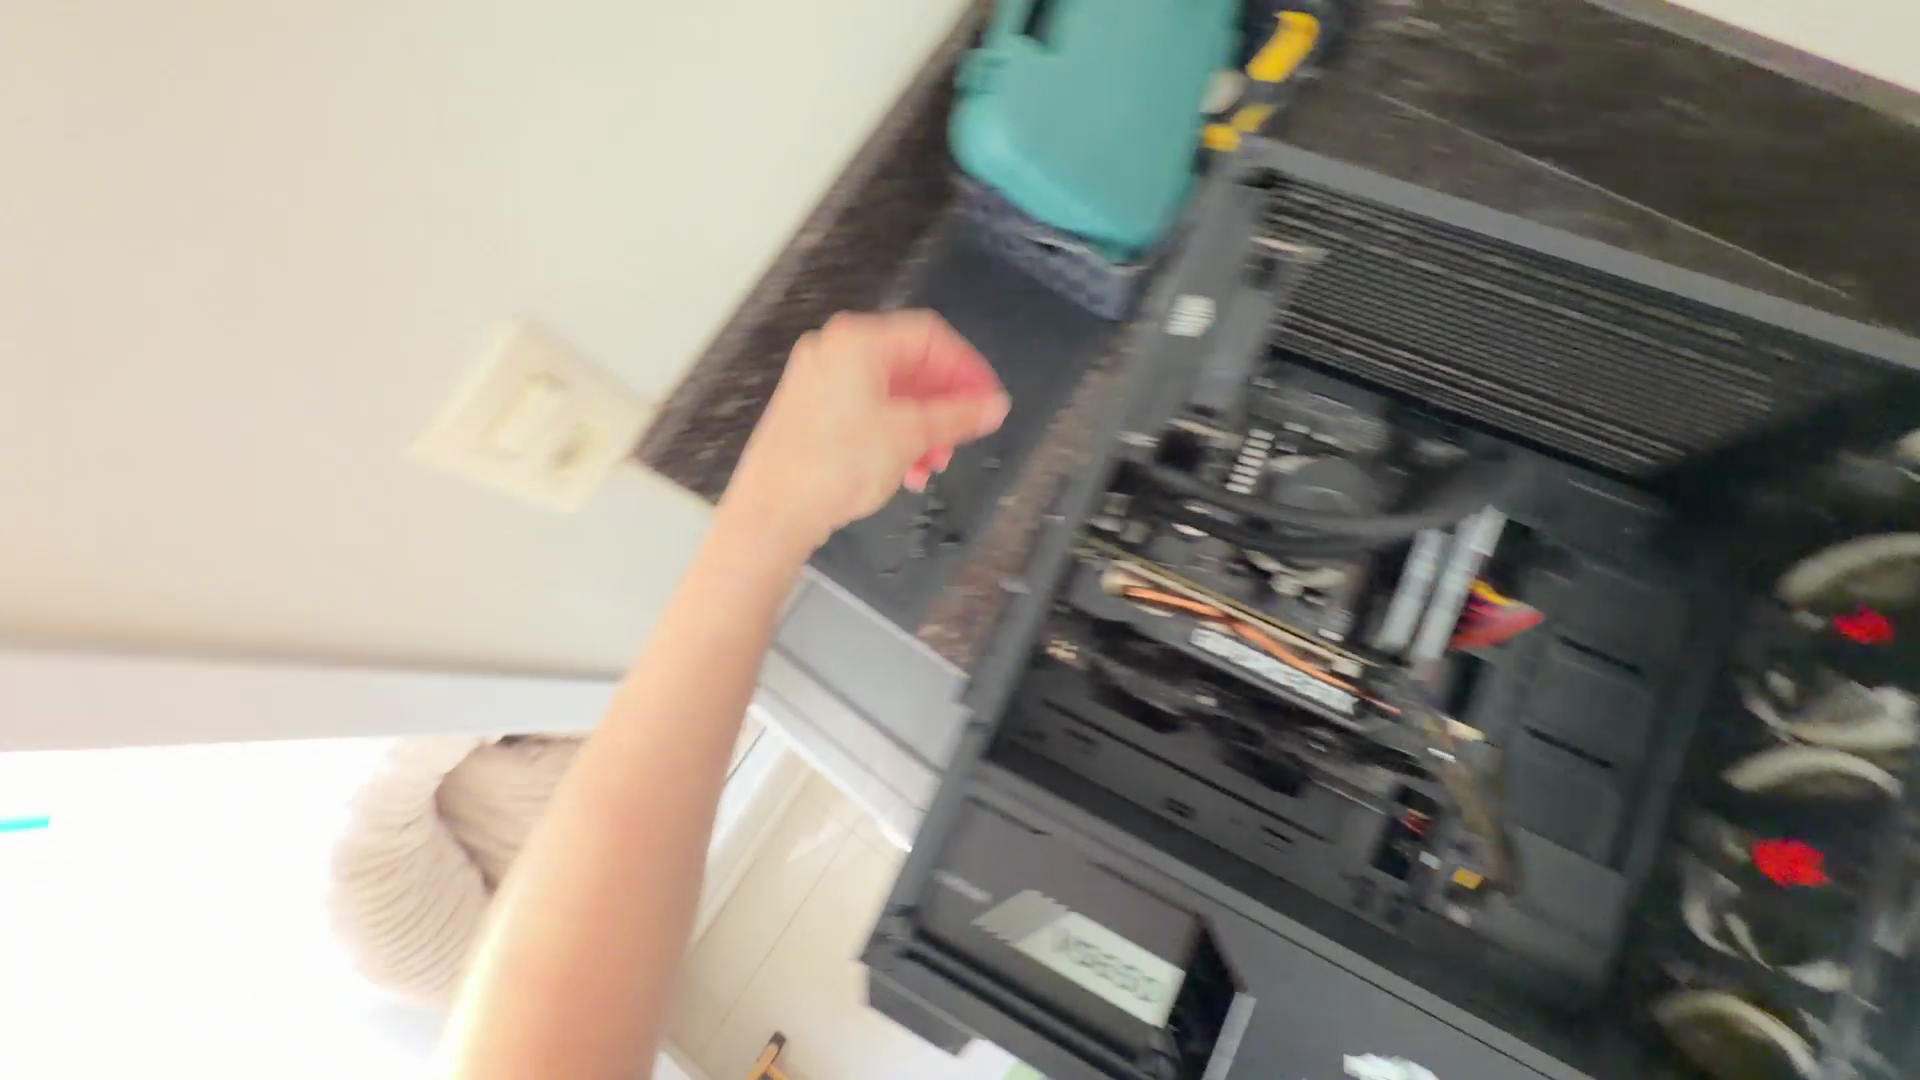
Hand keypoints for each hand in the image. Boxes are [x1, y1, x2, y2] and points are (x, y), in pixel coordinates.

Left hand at [722, 310, 1009, 558]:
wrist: (774, 512)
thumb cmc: (824, 469)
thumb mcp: (909, 437)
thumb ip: (958, 417)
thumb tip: (990, 405)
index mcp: (857, 343)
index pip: (930, 337)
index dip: (967, 368)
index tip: (986, 396)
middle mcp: (834, 354)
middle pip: (911, 369)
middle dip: (944, 407)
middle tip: (965, 433)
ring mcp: (821, 384)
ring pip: (892, 396)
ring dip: (922, 428)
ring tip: (933, 461)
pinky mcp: (815, 414)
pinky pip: (870, 414)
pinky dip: (895, 437)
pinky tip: (907, 468)